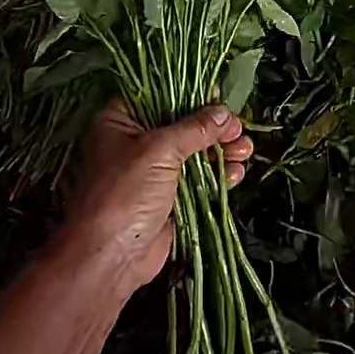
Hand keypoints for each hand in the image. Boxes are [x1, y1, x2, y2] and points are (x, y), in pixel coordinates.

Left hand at [57, 99, 251, 297]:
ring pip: (192, 152)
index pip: (160, 94)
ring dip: (219, 150)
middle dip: (212, 126)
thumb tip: (223, 113)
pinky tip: (236, 171)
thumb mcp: (159, 150)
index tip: (221, 95)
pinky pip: (196, 179)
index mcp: (121, 119)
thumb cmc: (125, 193)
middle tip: (238, 127)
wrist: (109, 259)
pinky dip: (216, 174)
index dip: (192, 93)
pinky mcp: (166, 197)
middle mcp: (135, 140)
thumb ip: (194, 128)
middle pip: (181, 123)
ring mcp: (151, 170)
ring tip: (245, 149)